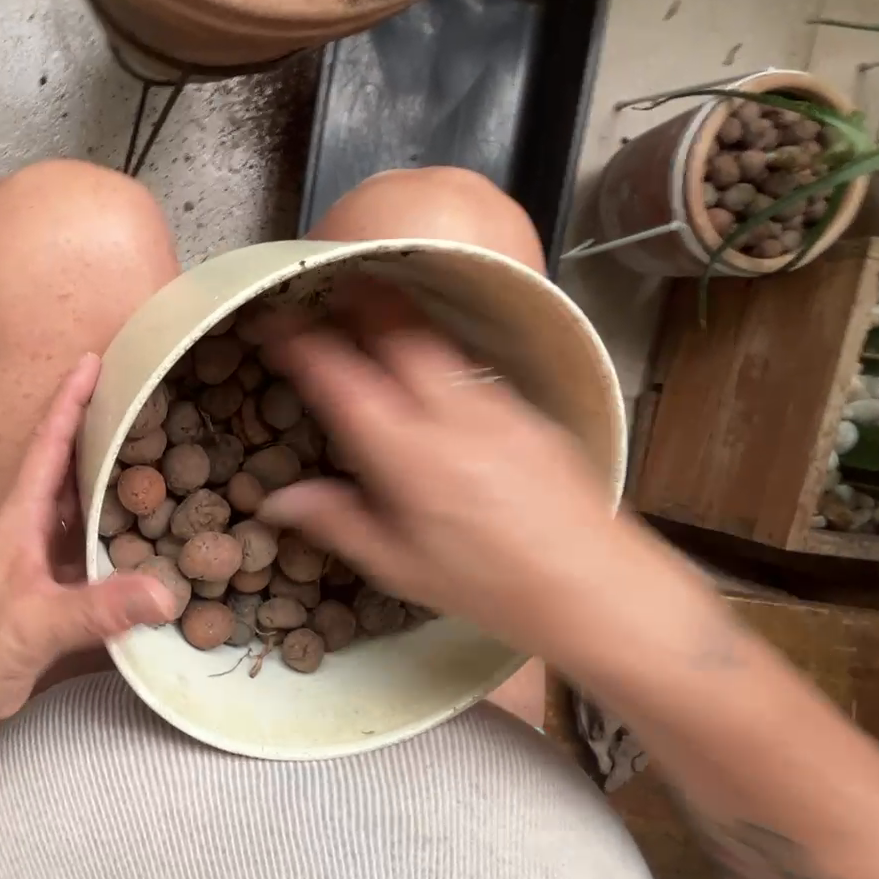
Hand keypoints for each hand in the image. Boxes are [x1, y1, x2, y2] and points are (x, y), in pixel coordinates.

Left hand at [0, 353, 179, 724]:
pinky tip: (126, 519)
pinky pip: (75, 534)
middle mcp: (22, 526)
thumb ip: (101, 607)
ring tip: (135, 443)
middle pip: (58, 461)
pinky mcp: (42, 578)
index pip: (46, 447)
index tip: (91, 361)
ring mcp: (31, 552)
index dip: (68, 402)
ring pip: (67, 497)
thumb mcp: (41, 624)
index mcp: (15, 519)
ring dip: (94, 469)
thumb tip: (165, 592)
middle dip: (87, 423)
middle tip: (128, 393)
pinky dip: (99, 518)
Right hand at [255, 280, 637, 648]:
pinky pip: (470, 368)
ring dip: (397, 321)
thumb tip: (276, 500)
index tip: (275, 324)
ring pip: (437, 342)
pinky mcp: (529, 414)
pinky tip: (431, 377)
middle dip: (357, 300)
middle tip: (327, 289)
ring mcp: (496, 407)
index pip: (342, 380)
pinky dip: (436, 355)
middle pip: (398, 332)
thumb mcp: (398, 565)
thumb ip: (335, 522)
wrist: (602, 590)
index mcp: (408, 454)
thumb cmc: (489, 586)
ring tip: (371, 315)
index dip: (303, 344)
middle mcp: (451, 415)